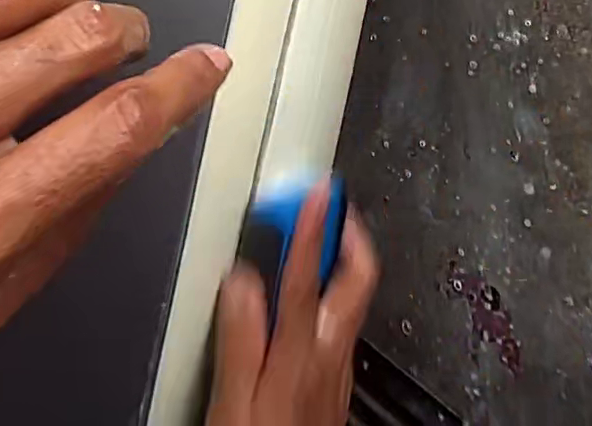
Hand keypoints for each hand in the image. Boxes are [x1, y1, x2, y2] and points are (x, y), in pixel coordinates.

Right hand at [206, 182, 379, 425]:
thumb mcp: (234, 403)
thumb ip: (238, 336)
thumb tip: (241, 277)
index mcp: (301, 354)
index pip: (309, 275)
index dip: (315, 226)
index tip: (319, 189)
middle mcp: (331, 354)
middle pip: (358, 279)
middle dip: (351, 232)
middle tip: (334, 201)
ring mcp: (340, 366)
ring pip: (354, 295)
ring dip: (341, 255)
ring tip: (320, 231)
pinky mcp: (337, 378)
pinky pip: (343, 317)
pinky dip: (332, 286)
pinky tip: (310, 288)